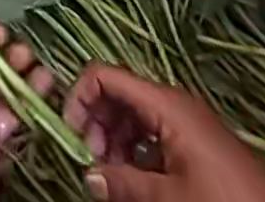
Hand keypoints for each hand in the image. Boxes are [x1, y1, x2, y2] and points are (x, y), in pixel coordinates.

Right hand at [64, 65, 264, 201]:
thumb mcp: (168, 199)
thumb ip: (123, 183)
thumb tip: (87, 175)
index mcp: (163, 102)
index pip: (104, 75)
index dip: (79, 97)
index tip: (69, 132)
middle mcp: (171, 100)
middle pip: (116, 91)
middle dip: (96, 121)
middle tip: (91, 160)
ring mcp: (184, 119)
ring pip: (132, 111)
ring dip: (114, 138)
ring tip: (112, 174)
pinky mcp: (194, 138)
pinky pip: (151, 129)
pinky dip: (134, 147)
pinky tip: (135, 178)